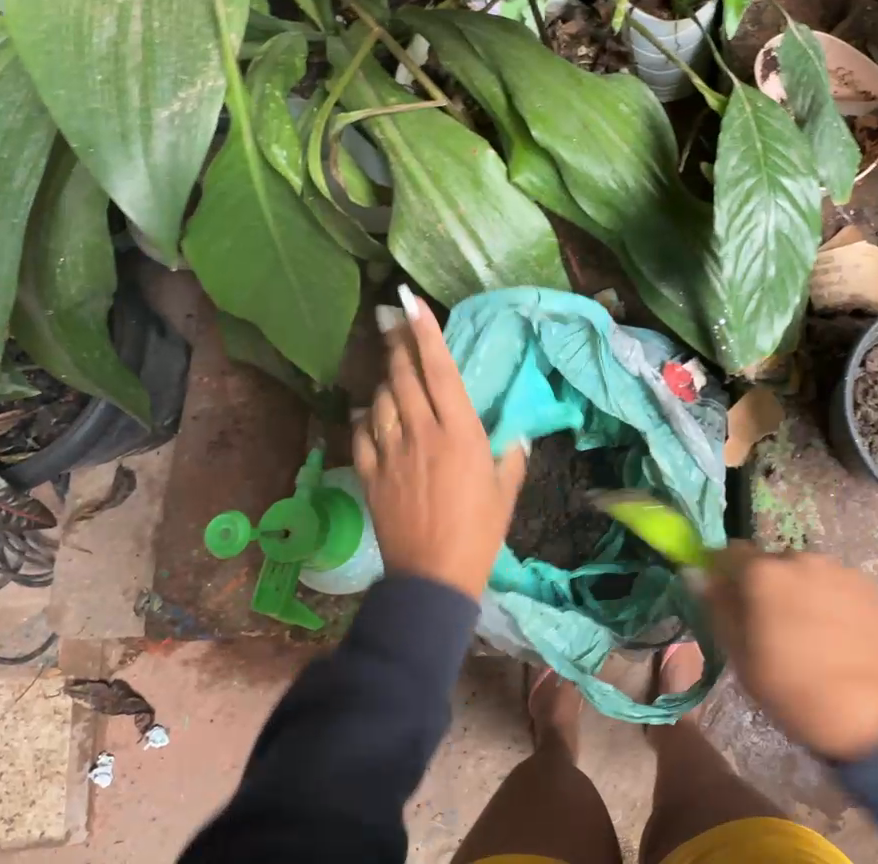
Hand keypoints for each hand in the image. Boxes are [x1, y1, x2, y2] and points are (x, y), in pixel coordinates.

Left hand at [352, 292, 526, 600]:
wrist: (433, 576)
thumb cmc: (480, 532)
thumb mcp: (506, 491)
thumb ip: (512, 458)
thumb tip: (516, 438)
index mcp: (460, 431)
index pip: (440, 369)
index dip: (426, 332)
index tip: (413, 302)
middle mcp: (422, 432)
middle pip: (403, 375)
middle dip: (395, 341)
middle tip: (388, 315)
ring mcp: (391, 452)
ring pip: (379, 399)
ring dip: (383, 377)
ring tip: (387, 364)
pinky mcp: (370, 474)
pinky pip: (361, 433)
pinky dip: (363, 416)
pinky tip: (367, 410)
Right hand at [704, 543, 877, 762]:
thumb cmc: (798, 693)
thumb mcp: (743, 660)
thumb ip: (718, 609)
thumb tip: (698, 575)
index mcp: (762, 573)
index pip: (728, 553)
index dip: (723, 574)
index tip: (725, 599)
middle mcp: (799, 557)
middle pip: (770, 564)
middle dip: (765, 587)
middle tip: (770, 627)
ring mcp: (838, 569)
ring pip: (805, 575)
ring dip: (799, 594)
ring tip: (809, 636)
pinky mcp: (869, 585)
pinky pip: (836, 586)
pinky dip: (830, 603)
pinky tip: (838, 638)